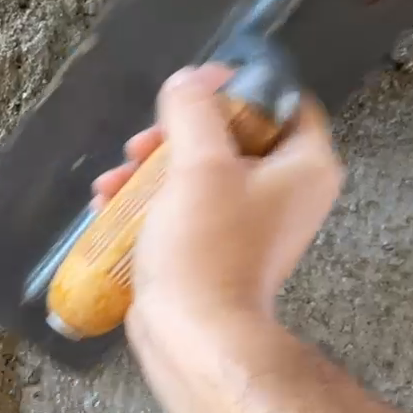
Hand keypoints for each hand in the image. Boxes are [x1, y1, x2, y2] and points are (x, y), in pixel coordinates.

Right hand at [90, 64, 343, 329]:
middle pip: (229, 143)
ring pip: (197, 180)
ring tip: (109, 184)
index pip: (282, 105)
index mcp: (304, 167)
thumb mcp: (197, 167)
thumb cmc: (203, 247)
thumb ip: (193, 112)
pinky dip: (149, 208)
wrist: (191, 333)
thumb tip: (188, 78)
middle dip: (172, 141)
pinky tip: (109, 209)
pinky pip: (183, 215)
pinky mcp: (212, 257)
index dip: (233, 92)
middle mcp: (285, 196)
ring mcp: (247, 230)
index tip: (186, 97)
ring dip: (148, 175)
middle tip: (136, 147)